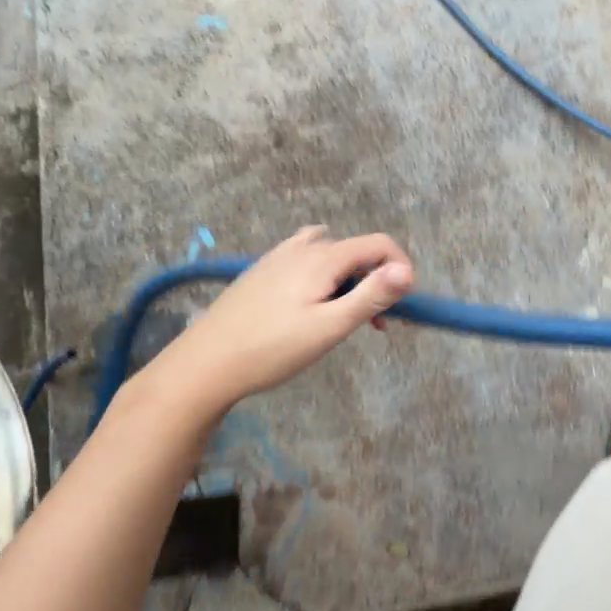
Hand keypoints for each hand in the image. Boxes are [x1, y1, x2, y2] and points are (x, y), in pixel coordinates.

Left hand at [153, 227, 413, 410]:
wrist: (203, 366)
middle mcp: (301, 248)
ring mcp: (277, 258)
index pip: (379, 244)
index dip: (400, 267)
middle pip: (355, 252)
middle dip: (375, 281)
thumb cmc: (272, 349)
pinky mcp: (260, 274)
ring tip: (345, 317)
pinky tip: (312, 302)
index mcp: (322, 257)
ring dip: (350, 280)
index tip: (403, 304)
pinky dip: (323, 276)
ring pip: (330, 257)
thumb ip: (372, 296)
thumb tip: (408, 270)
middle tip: (375, 325)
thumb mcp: (330, 327)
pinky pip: (305, 261)